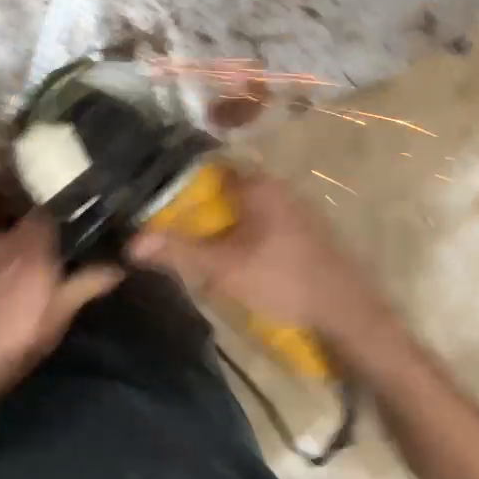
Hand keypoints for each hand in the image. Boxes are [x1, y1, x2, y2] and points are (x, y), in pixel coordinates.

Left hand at [0, 216, 121, 425]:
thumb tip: (115, 266)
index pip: (51, 217)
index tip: (67, 253)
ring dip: (3, 265)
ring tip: (0, 300)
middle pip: (23, 235)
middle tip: (37, 285)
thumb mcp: (49, 330)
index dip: (60, 232)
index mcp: (31, 251)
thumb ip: (82, 290)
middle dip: (33, 253)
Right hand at [128, 170, 395, 345]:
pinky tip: (232, 256)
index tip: (156, 198)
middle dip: (198, 206)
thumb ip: (178, 250)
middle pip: (225, 187)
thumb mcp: (223, 268)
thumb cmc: (282, 280)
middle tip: (169, 226)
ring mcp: (295, 209)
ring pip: (245, 207)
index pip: (208, 165)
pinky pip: (262, 222)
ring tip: (194, 244)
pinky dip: (242, 233)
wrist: (346, 312)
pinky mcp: (305, 232)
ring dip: (221, 223)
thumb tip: (132, 241)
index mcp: (257, 183)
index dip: (179, 179)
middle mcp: (277, 186)